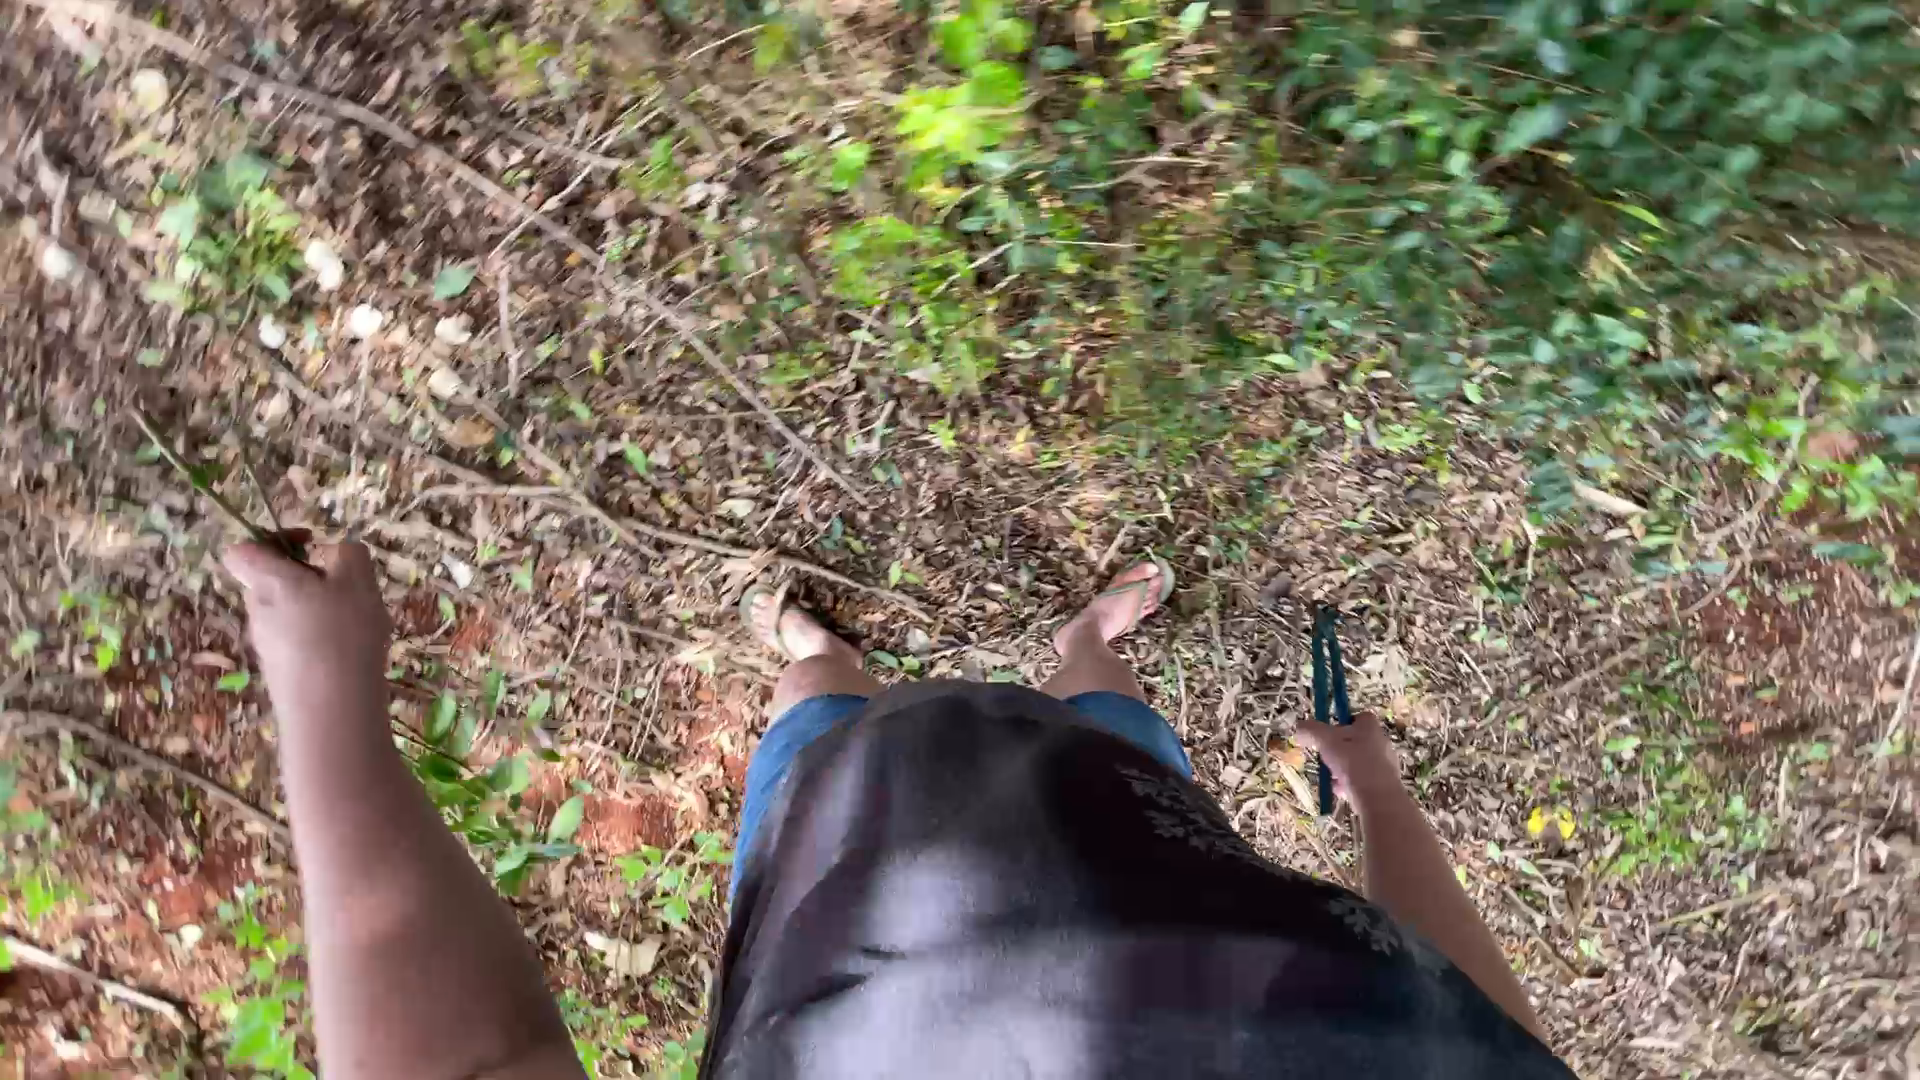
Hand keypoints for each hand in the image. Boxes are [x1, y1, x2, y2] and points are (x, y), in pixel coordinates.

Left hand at [224, 536, 390, 719]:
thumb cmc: (344, 630)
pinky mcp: (280, 666)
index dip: (272, 539)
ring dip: (319, 609)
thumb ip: (350, 555)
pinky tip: (351, 648)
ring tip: (358, 622)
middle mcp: (257, 608)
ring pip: (289, 610)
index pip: (242, 550)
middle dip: (309, 578)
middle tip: (349, 588)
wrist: (330, 699)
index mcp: (270, 581)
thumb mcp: (359, 580)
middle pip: (272, 580)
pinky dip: (322, 636)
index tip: (310, 544)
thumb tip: (340, 551)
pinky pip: (298, 638)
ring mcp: (265, 640)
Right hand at [1296, 712, 1406, 811]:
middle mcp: (1381, 743)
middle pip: (1355, 740)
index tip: (1329, 731)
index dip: (1343, 722)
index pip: (1359, 717)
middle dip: (1338, 748)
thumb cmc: (1352, 761)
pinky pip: (1362, 779)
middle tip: (1325, 755)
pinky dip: (1349, 782)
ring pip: (1357, 761)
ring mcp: (1385, 764)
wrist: (1378, 797)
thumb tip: (1300, 727)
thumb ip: (1310, 730)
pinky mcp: (1385, 784)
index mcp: (1370, 728)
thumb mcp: (1325, 740)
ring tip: (1331, 776)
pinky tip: (1340, 789)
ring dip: (1342, 767)